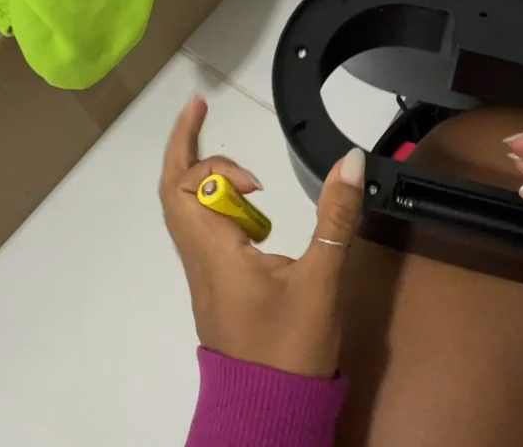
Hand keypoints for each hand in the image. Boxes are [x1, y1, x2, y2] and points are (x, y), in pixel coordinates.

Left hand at [159, 94, 365, 375]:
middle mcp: (200, 258)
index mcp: (214, 252)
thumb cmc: (289, 348)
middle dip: (182, 145)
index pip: (185, 188)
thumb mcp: (321, 279)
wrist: (269, 412)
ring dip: (203, 175)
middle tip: (198, 109)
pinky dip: (217, 202)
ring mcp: (205, 273)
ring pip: (187, 211)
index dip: (213, 163)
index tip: (258, 175)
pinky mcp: (219, 285)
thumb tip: (349, 160)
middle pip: (174, 191)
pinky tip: (251, 209)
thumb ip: (335, 217)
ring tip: (236, 160)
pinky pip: (204, 229)